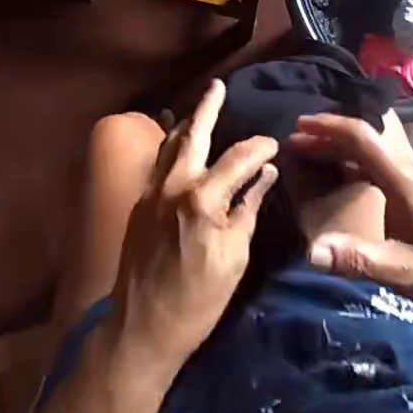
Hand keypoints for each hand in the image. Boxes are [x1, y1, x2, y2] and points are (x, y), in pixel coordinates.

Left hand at [110, 79, 279, 374]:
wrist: (141, 326)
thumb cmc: (197, 299)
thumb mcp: (235, 258)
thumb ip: (248, 208)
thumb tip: (264, 174)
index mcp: (202, 199)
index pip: (238, 159)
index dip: (259, 146)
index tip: (273, 143)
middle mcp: (173, 184)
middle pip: (193, 132)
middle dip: (207, 106)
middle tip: (217, 85)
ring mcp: (151, 190)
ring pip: (169, 143)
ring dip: (186, 123)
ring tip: (198, 109)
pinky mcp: (138, 201)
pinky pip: (158, 161)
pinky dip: (171, 146)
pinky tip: (178, 145)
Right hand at [288, 110, 412, 321]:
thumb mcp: (404, 274)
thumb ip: (358, 260)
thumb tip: (310, 251)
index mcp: (403, 179)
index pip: (363, 135)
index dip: (329, 125)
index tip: (298, 127)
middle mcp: (406, 171)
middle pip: (364, 134)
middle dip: (328, 130)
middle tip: (294, 138)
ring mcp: (410, 180)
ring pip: (369, 147)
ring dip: (338, 143)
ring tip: (306, 150)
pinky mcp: (411, 192)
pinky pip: (374, 162)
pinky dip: (349, 158)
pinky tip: (335, 172)